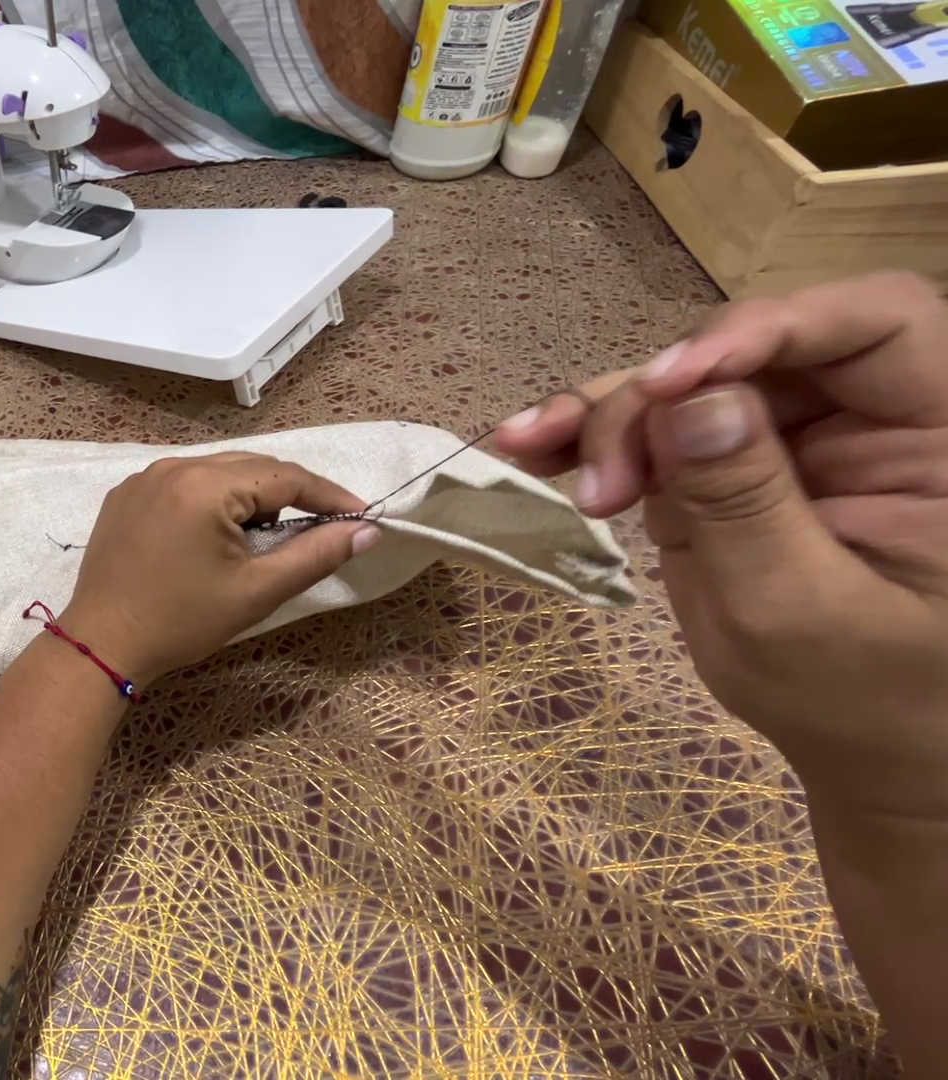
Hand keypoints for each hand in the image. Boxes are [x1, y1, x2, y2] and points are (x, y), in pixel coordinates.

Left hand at [56, 452, 379, 686]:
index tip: (363, 516)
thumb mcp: (256, 591)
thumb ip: (315, 554)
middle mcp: (171, 467)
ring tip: (262, 538)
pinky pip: (180, 484)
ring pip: (215, 473)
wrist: (103, 642)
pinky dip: (208, 500)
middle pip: (250, 467)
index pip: (285, 476)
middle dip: (288, 496)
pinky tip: (213, 535)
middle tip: (315, 530)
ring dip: (247, 498)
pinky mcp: (123, 496)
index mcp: (204, 485)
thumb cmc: (181, 621)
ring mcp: (142, 479)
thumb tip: (367, 530)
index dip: (328, 495)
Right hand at [493, 272, 947, 817]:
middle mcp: (865, 421)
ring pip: (674, 390)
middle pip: (743, 358)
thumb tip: (689, 402)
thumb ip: (745, 501)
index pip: (872, 326)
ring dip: (594, 418)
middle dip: (648, 403)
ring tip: (523, 451)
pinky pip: (642, 434)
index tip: (666, 386)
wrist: (866, 745)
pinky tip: (530, 452)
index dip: (766, 331)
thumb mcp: (796, 606)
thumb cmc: (865, 696)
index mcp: (945, 438)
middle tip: (593, 482)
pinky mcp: (717, 471)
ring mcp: (782, 444)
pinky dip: (580, 440)